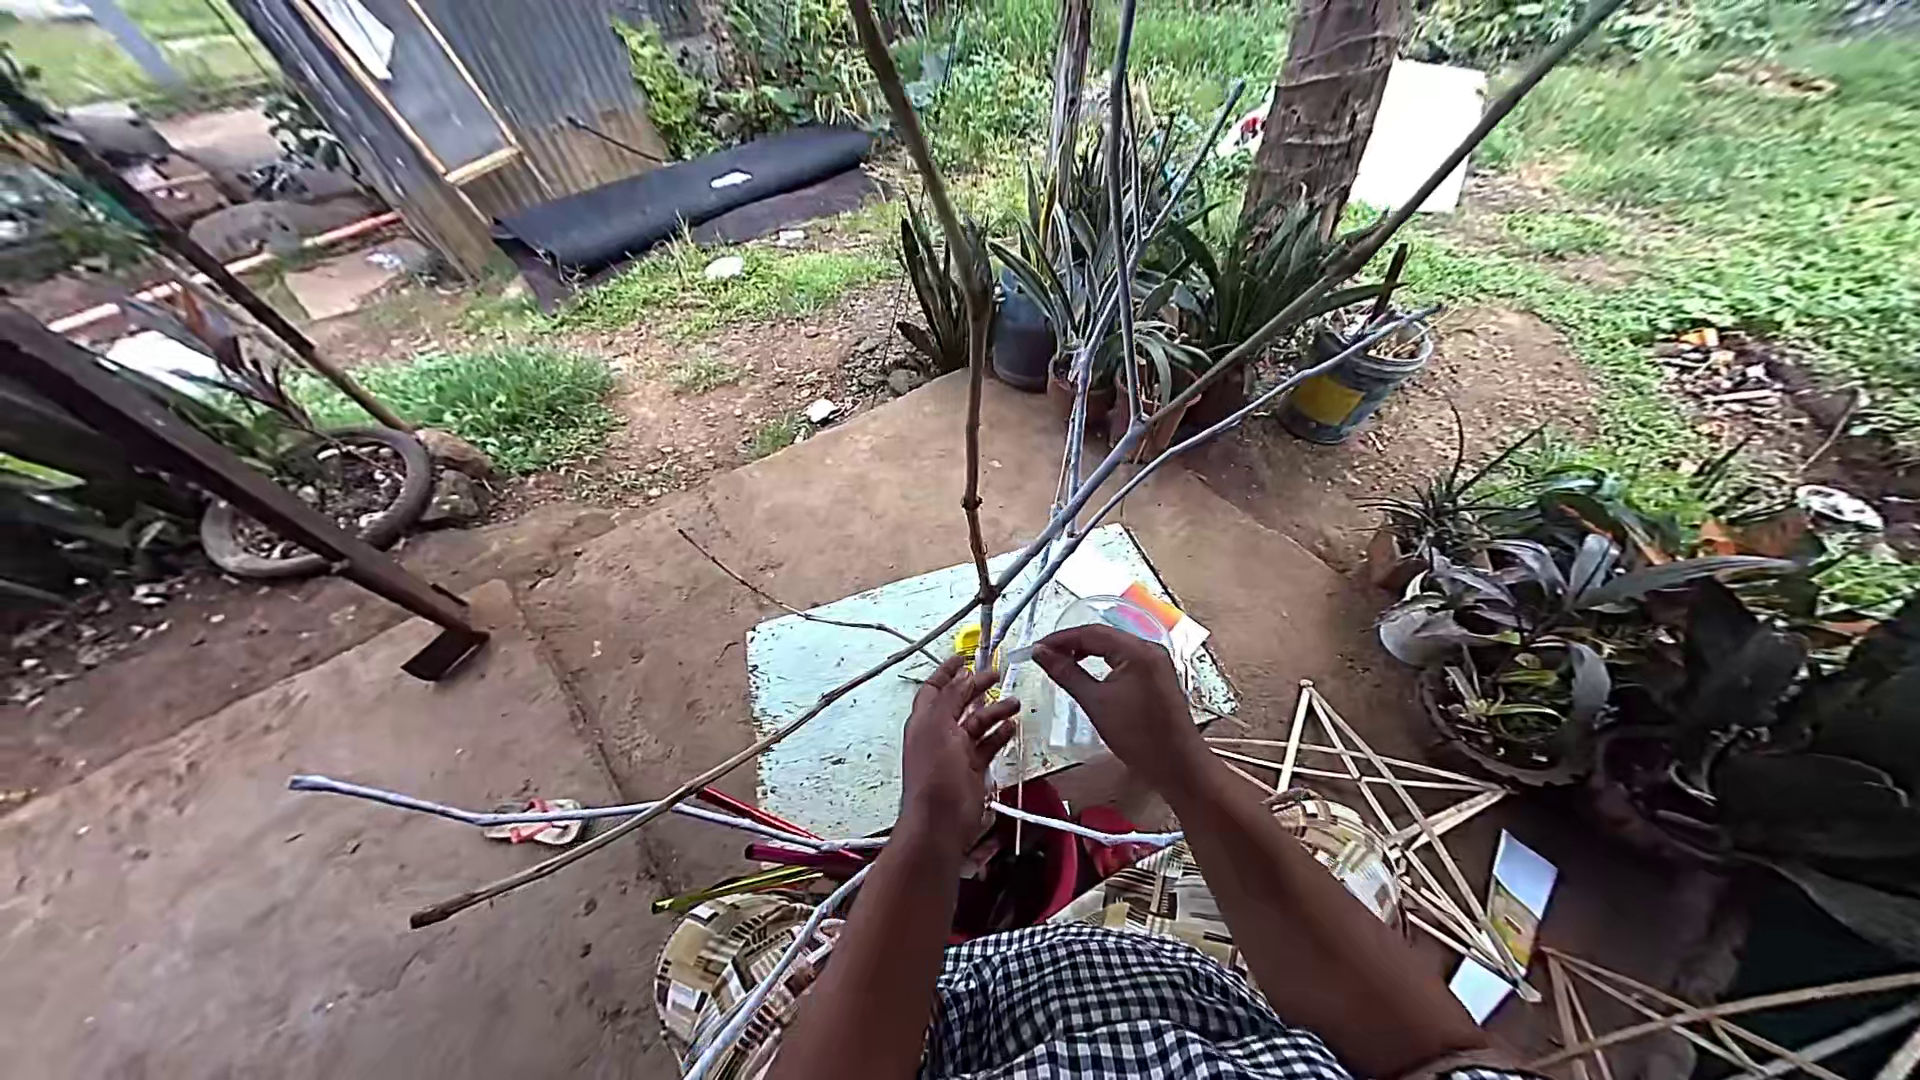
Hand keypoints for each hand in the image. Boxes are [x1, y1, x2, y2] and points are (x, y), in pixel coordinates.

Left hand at [900, 654, 1018, 852]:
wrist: (941, 821)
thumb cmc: (934, 775)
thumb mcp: (939, 726)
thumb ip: (951, 698)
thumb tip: (963, 676)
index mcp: (924, 720)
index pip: (934, 687)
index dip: (947, 671)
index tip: (963, 657)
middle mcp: (938, 733)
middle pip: (958, 702)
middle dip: (976, 687)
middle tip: (995, 675)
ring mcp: (955, 752)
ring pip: (977, 723)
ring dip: (994, 710)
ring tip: (1013, 702)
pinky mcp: (972, 769)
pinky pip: (987, 745)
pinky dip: (999, 734)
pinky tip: (1011, 727)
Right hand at [1032, 624, 1205, 794]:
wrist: (1177, 766)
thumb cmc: (1138, 736)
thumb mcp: (1095, 702)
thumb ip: (1066, 673)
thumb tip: (1041, 654)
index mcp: (1138, 651)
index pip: (1091, 632)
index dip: (1061, 639)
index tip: (1038, 648)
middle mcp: (1150, 649)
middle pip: (1103, 636)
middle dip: (1072, 643)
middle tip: (1045, 655)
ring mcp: (1156, 662)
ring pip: (1113, 646)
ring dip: (1086, 651)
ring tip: (1061, 662)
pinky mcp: (1157, 675)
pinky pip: (1124, 658)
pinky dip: (1102, 661)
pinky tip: (1087, 671)